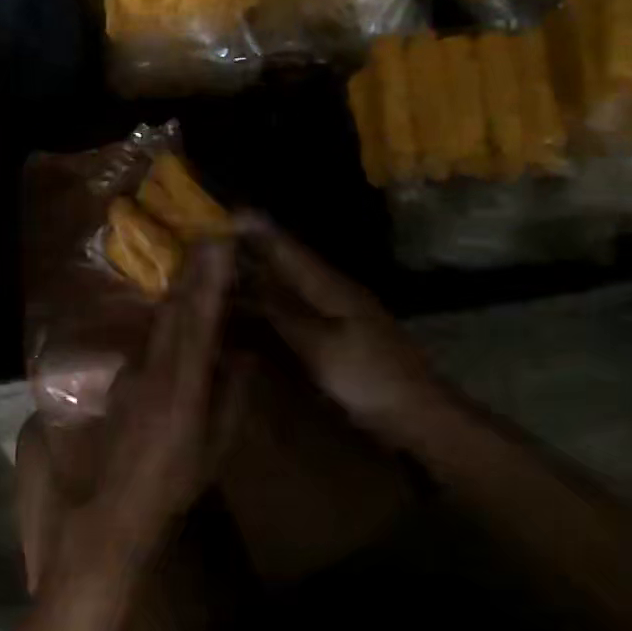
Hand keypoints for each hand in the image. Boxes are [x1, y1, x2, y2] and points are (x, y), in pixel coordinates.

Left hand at [66, 236, 237, 563]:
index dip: (209, 282)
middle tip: (210, 239)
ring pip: (159, 320)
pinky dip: (167, 317)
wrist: (118, 502)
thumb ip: (233, 394)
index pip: (199, 322)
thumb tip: (242, 353)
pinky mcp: (122, 376)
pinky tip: (177, 306)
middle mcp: (154, 368)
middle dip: (193, 272)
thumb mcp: (217, 444)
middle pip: (175, 311)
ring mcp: (133, 370)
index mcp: (182, 385)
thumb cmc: (176, 480)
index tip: (219, 246)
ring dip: (179, 289)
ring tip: (198, 262)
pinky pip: (149, 338)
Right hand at [235, 213, 443, 429]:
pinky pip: (294, 312)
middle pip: (286, 263)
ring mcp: (335, 315)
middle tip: (213, 244)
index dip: (258, 229)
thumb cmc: (369, 377)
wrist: (419, 416)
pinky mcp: (335, 337)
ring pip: (288, 287)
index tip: (228, 214)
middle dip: (253, 250)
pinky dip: (270, 307)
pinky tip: (252, 315)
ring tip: (222, 275)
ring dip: (258, 278)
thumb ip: (282, 311)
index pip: (287, 248)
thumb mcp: (319, 345)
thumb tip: (248, 279)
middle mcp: (330, 293)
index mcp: (329, 287)